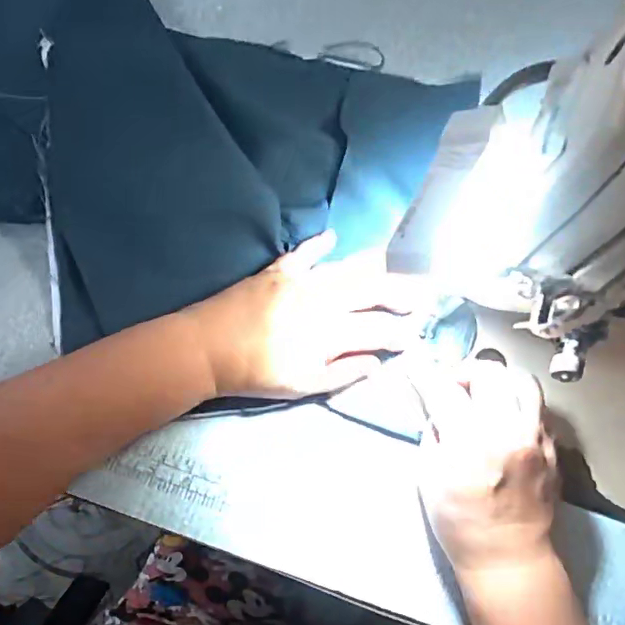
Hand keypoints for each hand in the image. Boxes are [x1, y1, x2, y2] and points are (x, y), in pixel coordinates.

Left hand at [178, 231, 425, 398]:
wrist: (203, 349)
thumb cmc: (252, 374)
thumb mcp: (299, 386)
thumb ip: (340, 375)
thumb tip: (376, 364)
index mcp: (328, 334)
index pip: (377, 330)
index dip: (401, 333)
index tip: (416, 335)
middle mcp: (320, 301)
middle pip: (372, 291)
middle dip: (401, 293)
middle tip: (421, 297)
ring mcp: (298, 282)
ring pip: (346, 269)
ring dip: (374, 268)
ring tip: (393, 268)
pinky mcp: (275, 272)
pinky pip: (303, 252)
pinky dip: (319, 245)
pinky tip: (333, 238)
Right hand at [412, 356, 558, 575]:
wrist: (508, 554)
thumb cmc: (458, 524)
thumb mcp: (428, 480)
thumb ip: (434, 437)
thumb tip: (436, 410)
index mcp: (470, 445)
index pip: (444, 390)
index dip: (424, 375)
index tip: (415, 369)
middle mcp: (508, 432)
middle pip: (490, 373)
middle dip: (464, 371)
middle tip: (451, 383)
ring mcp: (537, 437)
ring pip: (521, 381)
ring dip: (496, 380)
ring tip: (481, 393)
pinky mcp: (553, 446)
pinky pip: (534, 408)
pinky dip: (513, 404)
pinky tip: (499, 421)